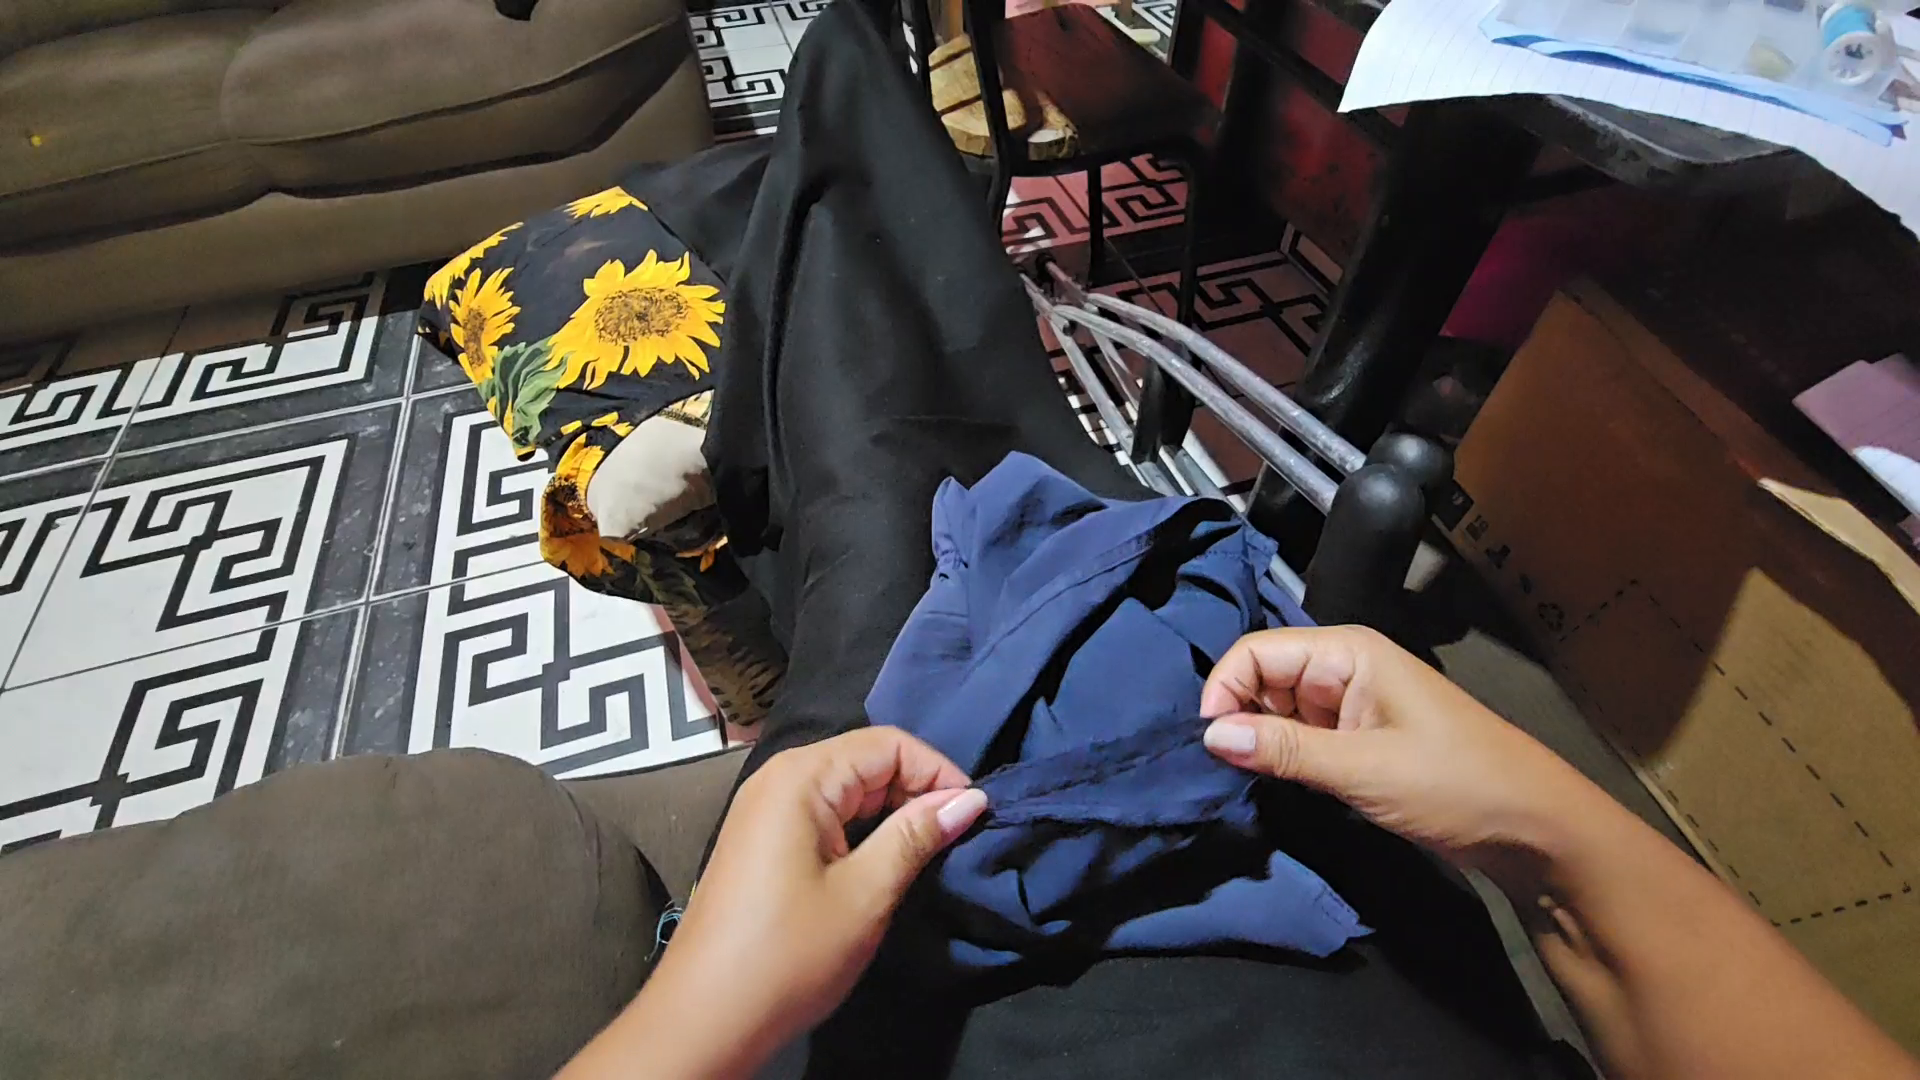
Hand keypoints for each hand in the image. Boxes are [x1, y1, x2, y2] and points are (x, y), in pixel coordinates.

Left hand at [560, 727, 987, 1079]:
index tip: (972, 813)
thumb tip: (971, 799)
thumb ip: (916, 836)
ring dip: (892, 810)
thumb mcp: (865, 894)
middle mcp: (782, 776)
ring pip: (849, 786)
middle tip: (955, 835)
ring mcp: (768, 805)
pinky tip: (885, 856)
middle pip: (867, 759)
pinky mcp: (765, 835)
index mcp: (802, 775)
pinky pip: (826, 810)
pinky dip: (862, 826)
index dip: (937, 771)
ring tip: (929, 847)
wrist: (701, 1023)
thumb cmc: (788, 954)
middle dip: (917, 789)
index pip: (888, 744)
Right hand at [1198, 625, 1610, 869]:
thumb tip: (1209, 736)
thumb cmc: (1458, 785)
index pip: (1256, 652)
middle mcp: (1340, 667)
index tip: (1208, 741)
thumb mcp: (1364, 769)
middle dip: (1237, 715)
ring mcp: (1347, 702)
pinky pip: (1297, 734)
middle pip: (1261, 677)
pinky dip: (1280, 754)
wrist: (1541, 835)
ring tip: (1244, 774)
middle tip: (1222, 764)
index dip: (1223, 689)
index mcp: (1345, 652)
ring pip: (1275, 708)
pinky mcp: (1352, 736)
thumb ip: (1283, 749)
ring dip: (1257, 737)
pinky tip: (1272, 778)